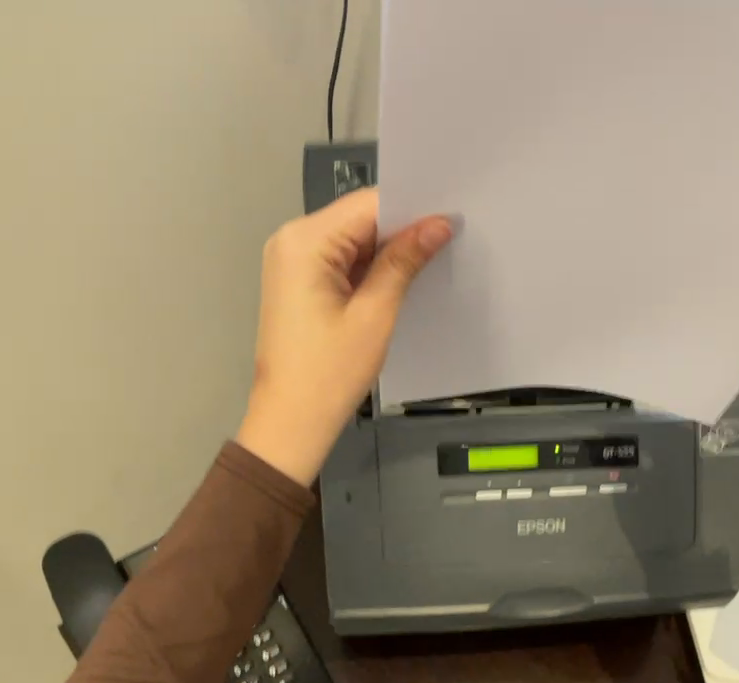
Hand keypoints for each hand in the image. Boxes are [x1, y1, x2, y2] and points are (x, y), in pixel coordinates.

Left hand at [236, 190, 453, 485]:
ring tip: (423, 270)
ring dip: (384, 255)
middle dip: (399, 233)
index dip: (411, 211)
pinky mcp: (296, 284)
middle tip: (444, 245)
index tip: (448, 222)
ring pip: (351, 241)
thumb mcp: (374, 315)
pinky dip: (366, 271)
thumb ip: (404, 262)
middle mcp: (290, 241)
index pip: (368, 204)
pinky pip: (338, 262)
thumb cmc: (327, 375)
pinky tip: (393, 287)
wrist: (290, 422)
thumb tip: (436, 225)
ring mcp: (289, 263)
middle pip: (358, 219)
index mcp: (304, 242)